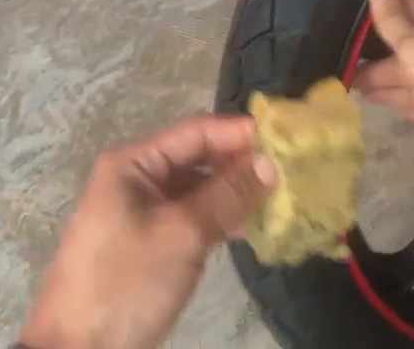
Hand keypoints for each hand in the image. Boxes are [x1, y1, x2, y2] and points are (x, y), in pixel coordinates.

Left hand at [20, 115, 276, 348]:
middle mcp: (136, 178)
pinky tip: (249, 228)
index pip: (195, 131)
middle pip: (196, 157)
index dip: (238, 132)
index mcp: (133, 163)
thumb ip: (227, 194)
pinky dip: (217, 218)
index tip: (282, 139)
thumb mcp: (182, 234)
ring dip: (232, 193)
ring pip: (196, 189)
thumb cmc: (126, 282)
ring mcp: (140, 211)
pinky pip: (189, 216)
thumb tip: (270, 161)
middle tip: (286, 170)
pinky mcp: (148, 242)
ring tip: (277, 199)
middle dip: (238, 163)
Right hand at [351, 0, 413, 185]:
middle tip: (343, 60)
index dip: (385, 2)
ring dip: (386, 81)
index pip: (409, 5)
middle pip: (408, 47)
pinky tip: (385, 106)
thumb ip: (396, 19)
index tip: (354, 4)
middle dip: (378, 52)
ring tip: (353, 86)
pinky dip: (405, 103)